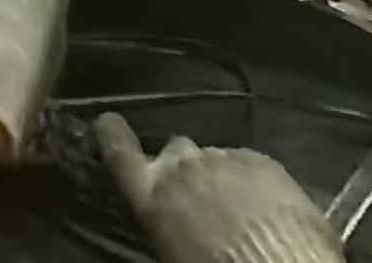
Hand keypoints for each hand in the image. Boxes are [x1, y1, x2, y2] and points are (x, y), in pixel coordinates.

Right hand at [96, 113, 343, 262]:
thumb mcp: (171, 252)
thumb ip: (164, 220)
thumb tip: (167, 219)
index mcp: (154, 195)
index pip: (120, 154)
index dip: (111, 135)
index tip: (107, 121)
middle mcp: (183, 166)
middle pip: (174, 153)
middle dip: (182, 170)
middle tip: (198, 201)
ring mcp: (223, 156)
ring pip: (213, 161)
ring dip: (218, 179)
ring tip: (237, 214)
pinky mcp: (260, 159)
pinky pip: (246, 166)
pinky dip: (250, 182)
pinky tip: (264, 210)